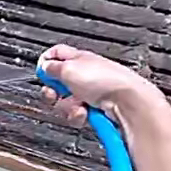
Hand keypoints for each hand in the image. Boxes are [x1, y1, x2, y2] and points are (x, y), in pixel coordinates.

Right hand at [37, 44, 170, 130]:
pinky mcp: (93, 109)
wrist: (128, 102)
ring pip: (64, 102)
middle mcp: (84, 75)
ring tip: (77, 105)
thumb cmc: (106, 81)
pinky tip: (85, 113)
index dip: (46, 62)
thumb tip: (44, 66)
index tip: (42, 72)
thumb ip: (52, 67)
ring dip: (66, 106)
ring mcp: (89, 93)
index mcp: (79, 59)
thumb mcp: (69, 69)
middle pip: (57, 82)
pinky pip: (75, 114)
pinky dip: (77, 115)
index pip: (56, 54)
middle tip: (54, 93)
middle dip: (52, 91)